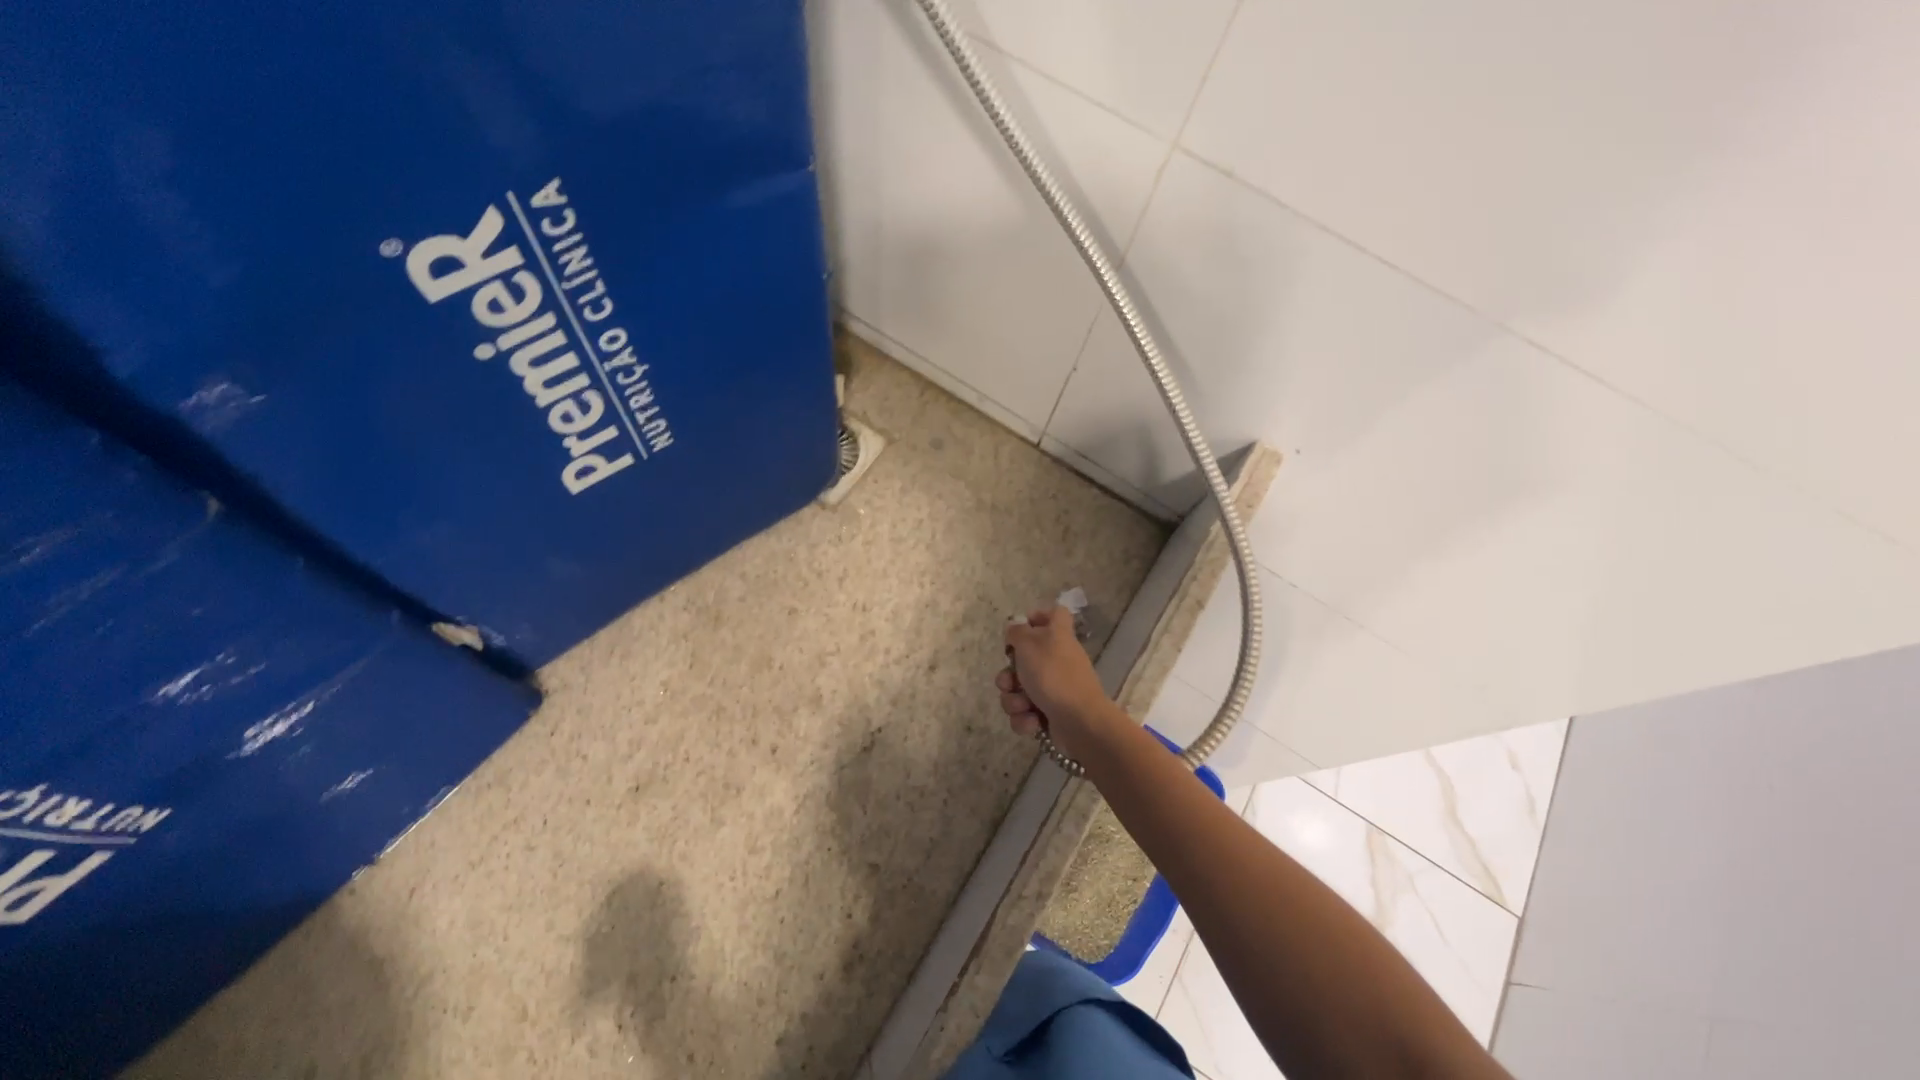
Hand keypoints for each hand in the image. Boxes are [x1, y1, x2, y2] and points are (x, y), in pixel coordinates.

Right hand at [997, 605, 1122, 759]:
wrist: (1078, 720)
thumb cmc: (1053, 674)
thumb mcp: (1029, 643)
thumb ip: (1017, 631)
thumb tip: (1014, 629)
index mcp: (1057, 636)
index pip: (1054, 615)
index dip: (1037, 617)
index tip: (1020, 630)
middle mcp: (1056, 659)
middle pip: (1023, 660)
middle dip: (1008, 676)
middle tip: (1010, 681)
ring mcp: (1054, 687)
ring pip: (1018, 690)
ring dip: (1014, 700)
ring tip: (1024, 706)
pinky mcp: (1050, 713)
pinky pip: (1025, 712)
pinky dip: (1024, 718)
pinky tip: (1032, 721)